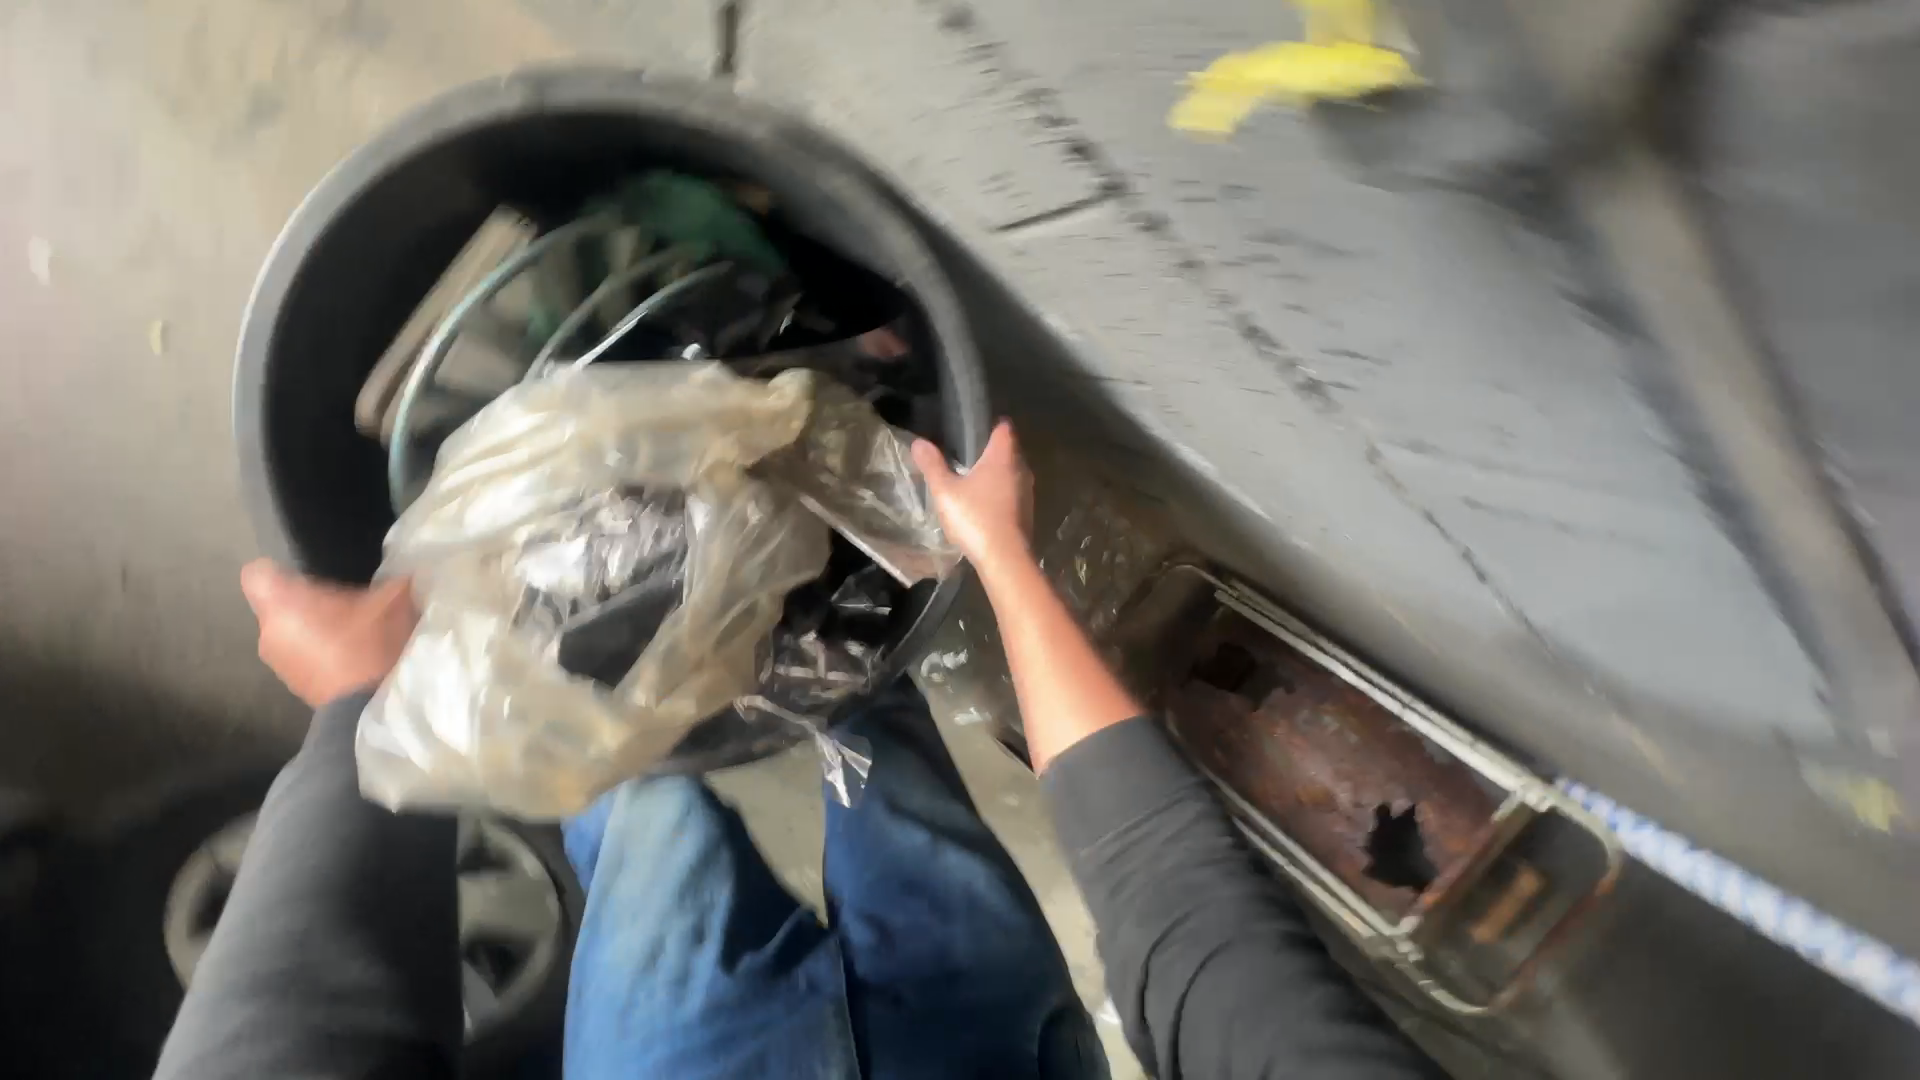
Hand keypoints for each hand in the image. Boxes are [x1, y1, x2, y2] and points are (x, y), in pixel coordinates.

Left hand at [239, 559, 417, 706]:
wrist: (367, 703)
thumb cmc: (371, 645)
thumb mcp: (394, 604)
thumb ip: (391, 583)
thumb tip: (402, 574)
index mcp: (285, 604)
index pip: (258, 573)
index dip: (280, 571)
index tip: (308, 577)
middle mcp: (267, 629)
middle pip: (281, 604)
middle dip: (309, 603)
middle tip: (347, 608)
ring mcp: (274, 658)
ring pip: (289, 630)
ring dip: (313, 629)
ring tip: (351, 635)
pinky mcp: (287, 680)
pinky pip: (298, 653)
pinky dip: (318, 651)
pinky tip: (349, 657)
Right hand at [912, 420, 1034, 575]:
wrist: (1005, 558)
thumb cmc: (975, 517)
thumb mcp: (945, 491)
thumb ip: (932, 466)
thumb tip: (918, 443)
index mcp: (1002, 457)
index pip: (1004, 429)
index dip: (992, 425)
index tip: (977, 428)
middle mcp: (1021, 470)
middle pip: (1009, 451)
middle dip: (992, 451)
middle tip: (969, 454)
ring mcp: (1027, 493)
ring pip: (1013, 474)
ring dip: (998, 475)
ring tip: (974, 480)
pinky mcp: (1027, 513)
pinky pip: (1014, 495)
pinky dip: (1002, 495)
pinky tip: (985, 505)